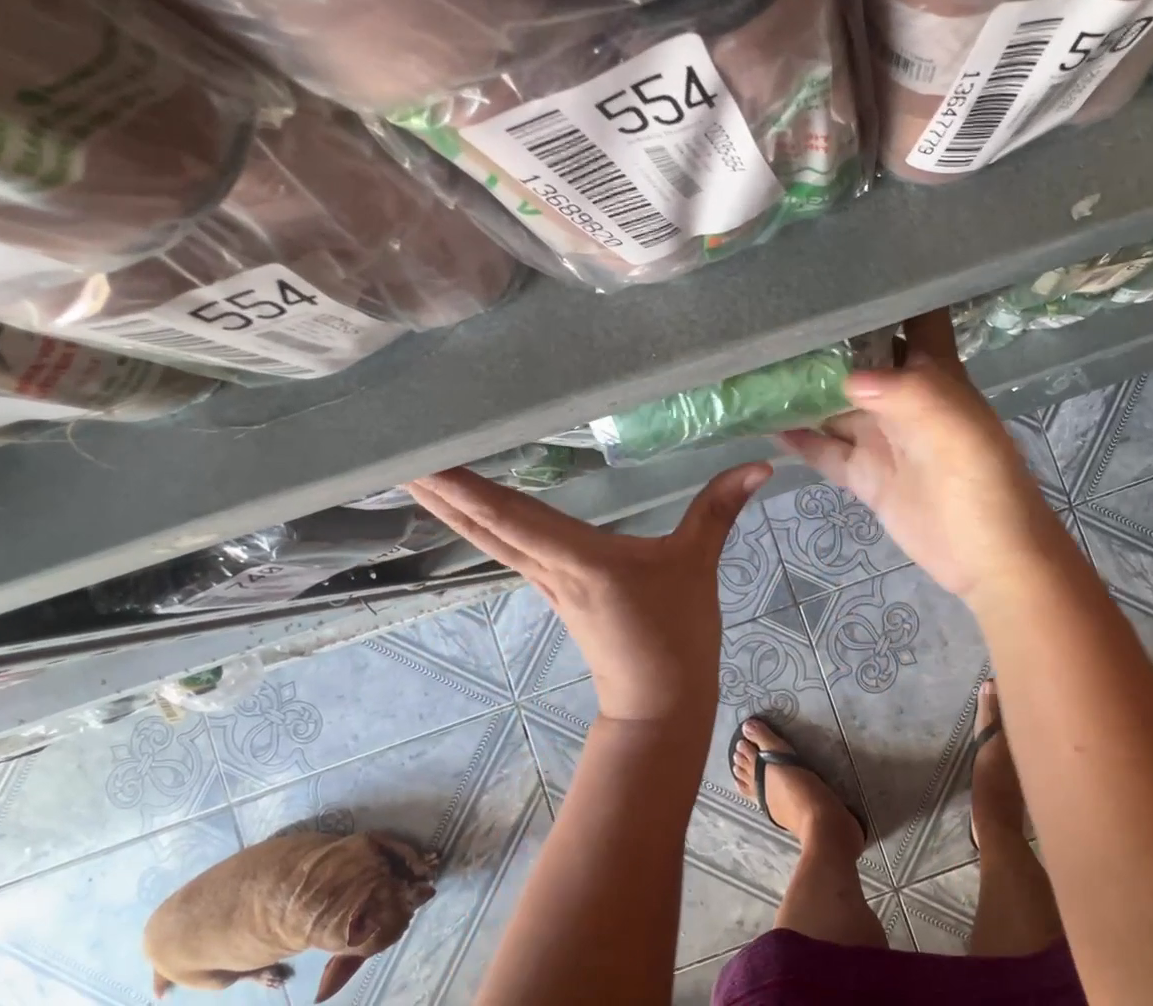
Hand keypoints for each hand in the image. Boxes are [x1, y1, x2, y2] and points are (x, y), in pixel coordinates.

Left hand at [407, 462, 770, 723]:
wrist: (660, 702)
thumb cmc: (675, 634)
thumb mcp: (698, 564)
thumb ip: (720, 509)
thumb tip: (760, 464)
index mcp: (575, 557)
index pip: (507, 513)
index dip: (462, 484)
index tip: (420, 454)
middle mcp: (549, 567)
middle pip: (481, 525)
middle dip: (437, 489)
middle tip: (392, 450)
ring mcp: (548, 583)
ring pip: (489, 539)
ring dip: (451, 507)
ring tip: (417, 471)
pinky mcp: (558, 594)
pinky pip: (509, 550)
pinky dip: (484, 524)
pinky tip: (478, 511)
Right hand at [778, 311, 1061, 597]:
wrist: (988, 555)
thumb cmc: (981, 479)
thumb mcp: (953, 424)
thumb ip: (905, 392)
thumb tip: (849, 379)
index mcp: (935, 372)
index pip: (914, 316)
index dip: (888, 289)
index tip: (844, 266)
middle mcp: (904, 398)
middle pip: (859, 359)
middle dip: (824, 340)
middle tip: (771, 317)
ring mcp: (882, 437)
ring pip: (834, 404)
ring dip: (801, 389)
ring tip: (754, 364)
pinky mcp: (866, 475)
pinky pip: (826, 450)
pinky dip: (799, 438)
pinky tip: (763, 420)